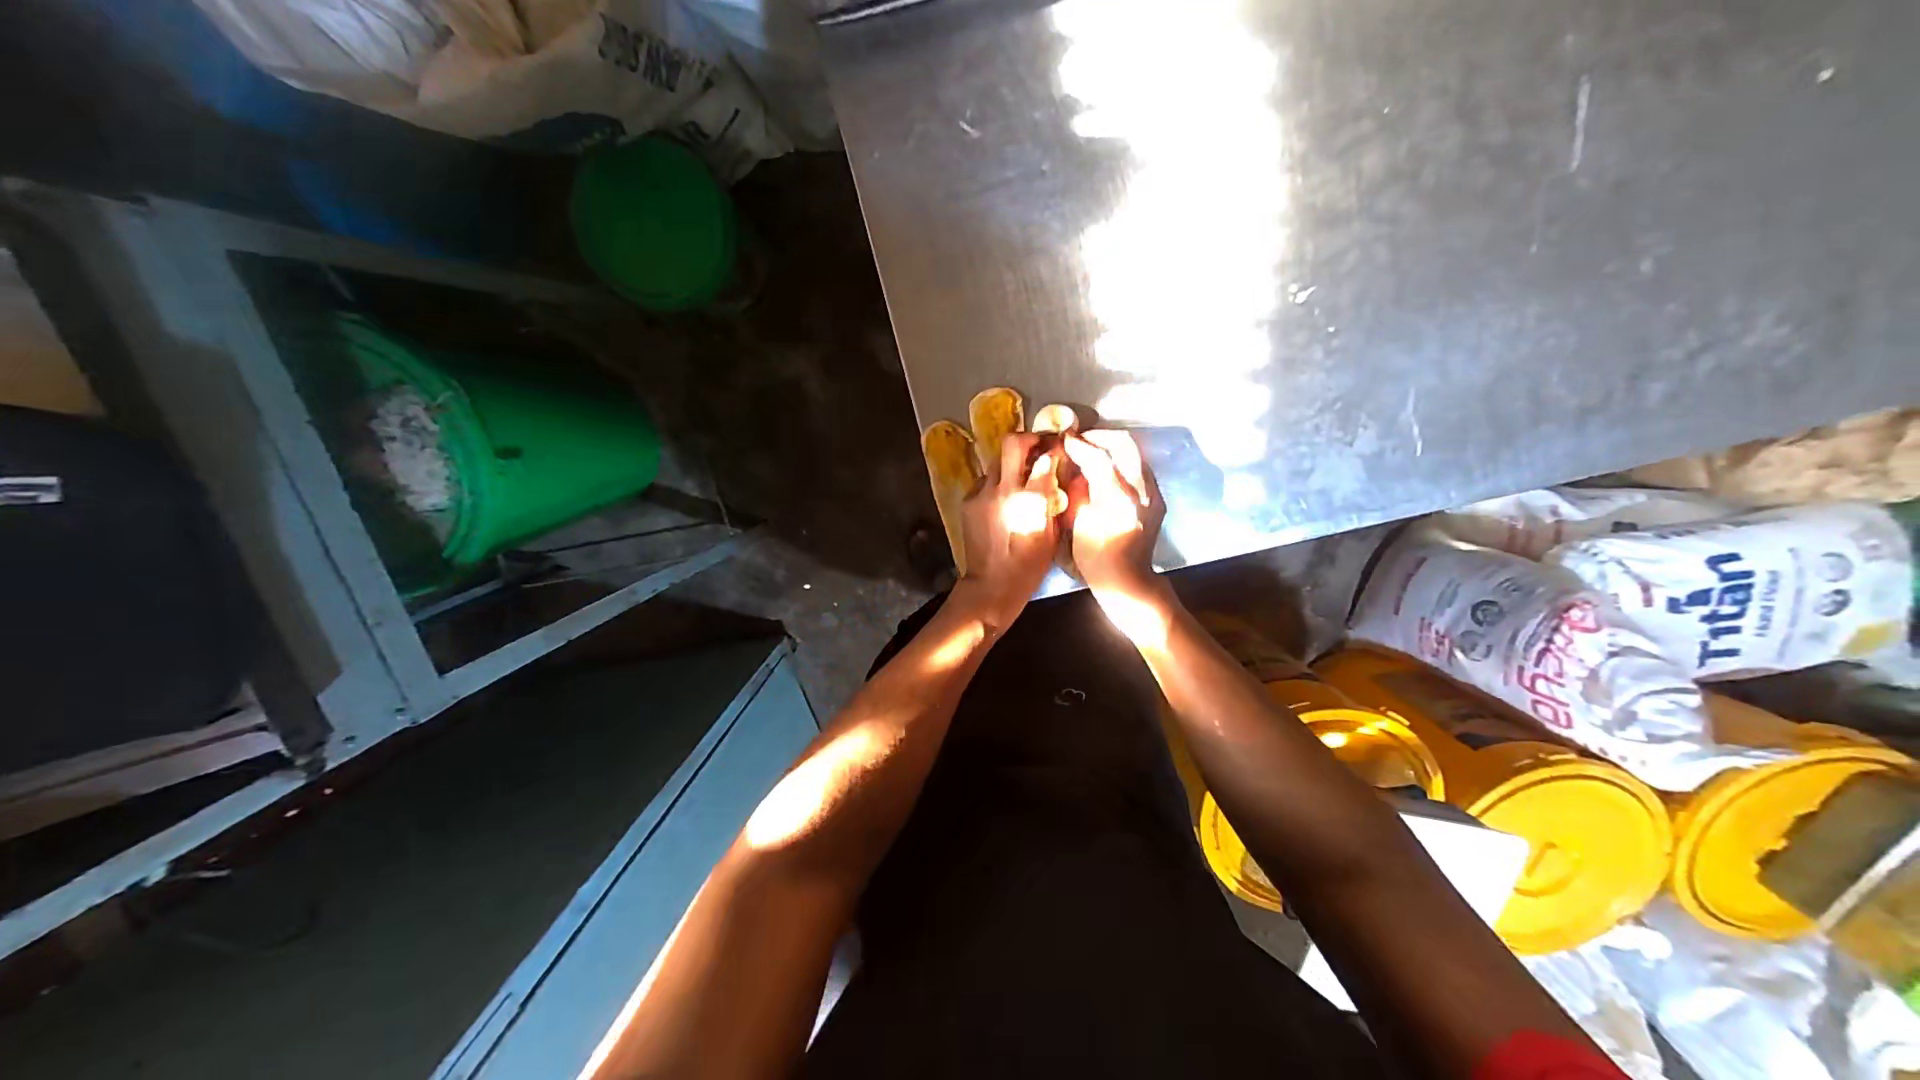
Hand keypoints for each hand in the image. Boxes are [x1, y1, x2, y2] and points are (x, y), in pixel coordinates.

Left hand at [951, 432, 1059, 631]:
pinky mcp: (968, 501)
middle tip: (1036, 446)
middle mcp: (1005, 489)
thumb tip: (1056, 477)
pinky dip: (994, 483)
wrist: (993, 585)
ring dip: (1009, 463)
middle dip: (1027, 438)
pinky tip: (1000, 498)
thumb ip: (1053, 500)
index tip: (1059, 446)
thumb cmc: (1030, 566)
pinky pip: (983, 481)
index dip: (1054, 447)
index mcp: (1032, 498)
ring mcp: (983, 493)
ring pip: (995, 462)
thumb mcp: (1052, 533)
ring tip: (1017, 476)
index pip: (1046, 457)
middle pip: (1012, 442)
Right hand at [1062, 430, 1164, 603]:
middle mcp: (1140, 491)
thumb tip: (1077, 471)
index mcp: (1117, 499)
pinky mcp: (1158, 500)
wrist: (1127, 581)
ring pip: (1136, 454)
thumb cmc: (1095, 558)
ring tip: (1093, 451)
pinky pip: (1141, 469)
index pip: (1099, 457)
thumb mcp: (1077, 524)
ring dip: (1113, 447)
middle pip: (1125, 445)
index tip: (1066, 439)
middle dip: (1101, 437)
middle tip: (1081, 441)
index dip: (1080, 445)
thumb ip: (1078, 491)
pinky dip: (1123, 462)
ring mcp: (1153, 495)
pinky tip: (1108, 471)